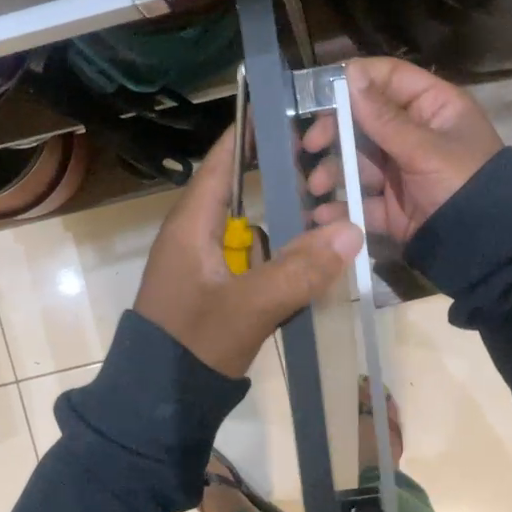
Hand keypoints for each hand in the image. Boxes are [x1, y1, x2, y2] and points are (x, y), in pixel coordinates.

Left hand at [135, 127, 362, 377]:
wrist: (160, 404)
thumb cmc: (193, 343)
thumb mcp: (248, 307)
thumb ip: (299, 270)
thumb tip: (351, 231)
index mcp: (191, 225)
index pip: (221, 161)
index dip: (250, 132)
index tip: (288, 108)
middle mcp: (196, 236)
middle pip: (245, 192)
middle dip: (285, 181)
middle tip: (332, 167)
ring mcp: (207, 266)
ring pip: (255, 230)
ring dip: (289, 224)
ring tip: (335, 214)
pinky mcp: (219, 292)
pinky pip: (256, 261)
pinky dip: (282, 257)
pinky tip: (315, 262)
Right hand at [303, 57, 502, 241]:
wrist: (488, 252)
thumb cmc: (463, 185)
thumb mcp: (425, 149)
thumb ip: (384, 117)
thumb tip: (350, 74)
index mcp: (434, 108)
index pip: (389, 78)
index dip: (356, 82)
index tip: (321, 95)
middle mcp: (416, 135)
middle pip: (365, 121)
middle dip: (334, 133)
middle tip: (309, 145)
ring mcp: (403, 172)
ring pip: (357, 162)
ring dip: (333, 172)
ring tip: (316, 188)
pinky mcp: (394, 207)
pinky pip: (362, 201)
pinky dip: (342, 207)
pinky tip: (323, 214)